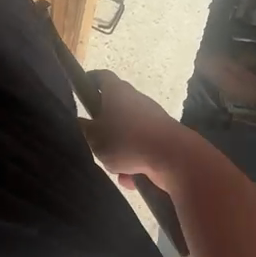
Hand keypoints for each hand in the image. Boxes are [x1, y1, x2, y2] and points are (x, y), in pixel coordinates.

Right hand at [79, 71, 199, 187]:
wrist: (174, 158)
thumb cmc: (127, 141)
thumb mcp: (95, 138)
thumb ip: (84, 129)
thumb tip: (80, 122)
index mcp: (117, 92)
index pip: (101, 77)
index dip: (90, 81)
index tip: (82, 90)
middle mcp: (136, 100)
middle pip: (115, 109)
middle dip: (105, 129)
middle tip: (96, 143)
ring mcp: (153, 119)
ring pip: (129, 134)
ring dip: (121, 152)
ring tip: (117, 171)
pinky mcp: (165, 139)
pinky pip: (143, 149)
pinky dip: (137, 163)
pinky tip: (134, 179)